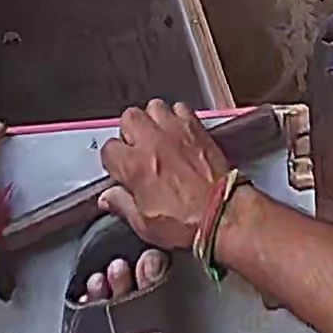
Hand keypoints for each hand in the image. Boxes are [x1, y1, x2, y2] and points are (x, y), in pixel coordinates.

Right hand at [95, 99, 227, 248]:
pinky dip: (177, 116)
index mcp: (134, 166)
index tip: (122, 168)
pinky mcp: (195, 128)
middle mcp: (151, 142)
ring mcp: (174, 131)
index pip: (109, 149)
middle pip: (129, 118)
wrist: (223, 214)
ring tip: (157, 135)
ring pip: (153, 107)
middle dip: (130, 131)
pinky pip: (180, 108)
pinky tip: (179, 132)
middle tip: (138, 147)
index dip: (114, 160)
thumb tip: (109, 197)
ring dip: (153, 119)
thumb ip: (122, 205)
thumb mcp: (145, 225)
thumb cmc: (188, 222)